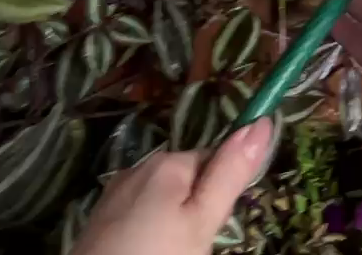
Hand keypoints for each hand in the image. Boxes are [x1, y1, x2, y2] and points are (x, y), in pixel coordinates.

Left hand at [71, 118, 273, 254]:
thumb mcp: (202, 223)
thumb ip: (230, 174)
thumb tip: (262, 121)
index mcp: (168, 162)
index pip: (212, 160)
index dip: (219, 194)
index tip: (215, 226)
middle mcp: (141, 165)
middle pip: (186, 179)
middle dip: (195, 208)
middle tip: (193, 246)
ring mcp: (116, 191)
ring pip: (160, 198)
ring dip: (169, 221)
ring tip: (169, 251)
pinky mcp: (100, 217)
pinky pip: (137, 213)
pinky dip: (145, 231)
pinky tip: (145, 252)